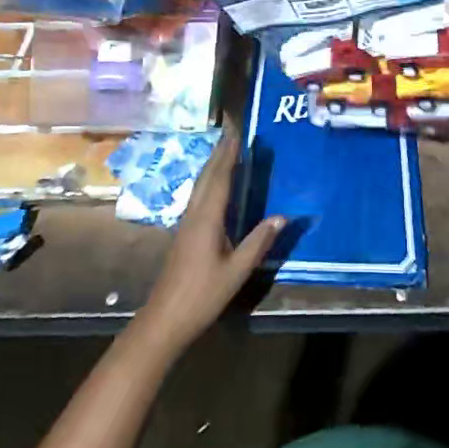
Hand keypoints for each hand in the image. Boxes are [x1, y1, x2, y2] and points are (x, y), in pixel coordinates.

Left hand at [132, 126, 286, 354]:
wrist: (165, 318)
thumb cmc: (202, 295)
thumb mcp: (237, 271)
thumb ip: (258, 242)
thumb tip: (283, 216)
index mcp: (207, 219)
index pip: (220, 178)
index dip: (229, 153)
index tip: (237, 131)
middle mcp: (194, 214)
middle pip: (208, 176)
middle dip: (220, 151)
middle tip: (231, 128)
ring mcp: (187, 223)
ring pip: (201, 185)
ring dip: (214, 163)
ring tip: (227, 148)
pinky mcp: (185, 233)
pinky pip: (199, 196)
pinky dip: (210, 180)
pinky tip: (215, 183)